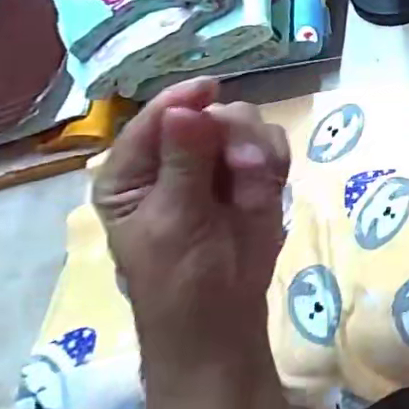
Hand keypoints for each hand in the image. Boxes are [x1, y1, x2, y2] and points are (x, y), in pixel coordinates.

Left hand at [93, 78, 290, 381]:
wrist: (224, 319)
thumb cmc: (180, 279)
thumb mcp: (174, 221)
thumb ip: (184, 163)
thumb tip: (188, 110)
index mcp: (133, 170)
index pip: (155, 121)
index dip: (181, 102)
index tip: (211, 90)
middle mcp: (175, 157)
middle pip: (209, 114)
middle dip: (231, 135)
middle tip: (244, 167)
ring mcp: (218, 163)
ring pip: (246, 124)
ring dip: (256, 149)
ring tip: (255, 185)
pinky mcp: (254, 173)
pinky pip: (271, 144)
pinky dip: (274, 160)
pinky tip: (268, 186)